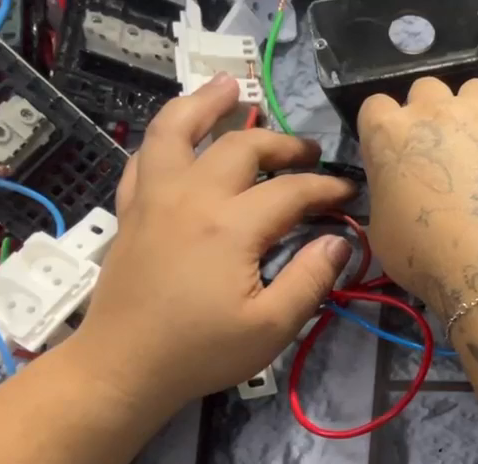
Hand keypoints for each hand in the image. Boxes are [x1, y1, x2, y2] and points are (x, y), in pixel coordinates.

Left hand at [64, 76, 355, 410]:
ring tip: (230, 86)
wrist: (126, 363)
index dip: (326, 188)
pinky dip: (166, 134)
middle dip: (283, 144)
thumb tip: (339, 241)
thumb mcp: (273, 326)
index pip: (290, 191)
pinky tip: (179, 133)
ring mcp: (154, 197)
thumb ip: (310, 279)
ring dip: (208, 104)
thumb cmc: (205, 350)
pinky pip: (145, 155)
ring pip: (177, 129)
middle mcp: (191, 196)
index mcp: (231, 226)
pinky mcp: (132, 210)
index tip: (351, 193)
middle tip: (311, 151)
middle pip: (241, 147)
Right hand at [358, 78, 477, 317]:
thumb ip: (385, 195)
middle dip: (434, 118)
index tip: (403, 158)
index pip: (377, 108)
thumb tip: (396, 192)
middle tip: (449, 159)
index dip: (390, 133)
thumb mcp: (382, 233)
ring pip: (477, 90)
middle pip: (428, 91)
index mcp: (388, 133)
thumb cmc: (428, 260)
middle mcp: (434, 110)